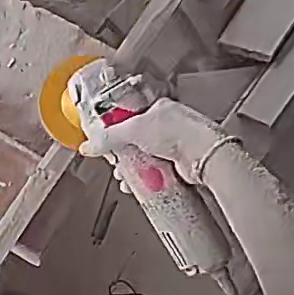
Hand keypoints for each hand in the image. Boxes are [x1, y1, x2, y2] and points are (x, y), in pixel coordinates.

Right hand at [77, 97, 232, 183]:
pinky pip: (154, 172)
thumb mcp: (135, 130)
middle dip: (121, 155)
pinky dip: (143, 179)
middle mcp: (167, 126)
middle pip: (135, 141)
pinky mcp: (177, 165)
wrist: (205, 156)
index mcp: (158, 108)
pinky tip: (135, 185)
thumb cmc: (179, 133)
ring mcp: (173, 146)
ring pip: (144, 158)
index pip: (129, 117)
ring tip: (123, 178)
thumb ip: (108, 138)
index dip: (114, 130)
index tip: (103, 142)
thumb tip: (88, 146)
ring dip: (131, 170)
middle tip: (113, 162)